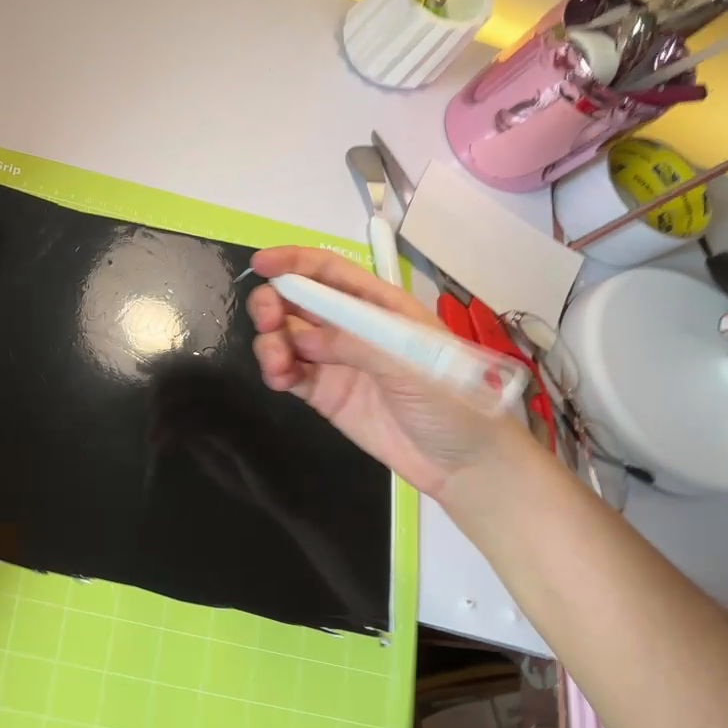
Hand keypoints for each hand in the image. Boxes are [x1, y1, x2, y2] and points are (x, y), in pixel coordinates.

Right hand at [246, 246, 533, 500]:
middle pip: (298, 301)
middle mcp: (351, 327)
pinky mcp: (324, 394)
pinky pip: (288, 372)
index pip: (331, 272)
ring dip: (271, 342)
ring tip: (278, 365)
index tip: (260, 263)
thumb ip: (357, 344)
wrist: (466, 464)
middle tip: (267, 321)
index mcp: (380, 306)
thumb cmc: (455, 402)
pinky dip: (275, 371)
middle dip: (274, 303)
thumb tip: (301, 338)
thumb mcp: (414, 365)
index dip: (295, 262)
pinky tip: (279, 380)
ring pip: (285, 336)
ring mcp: (334, 361)